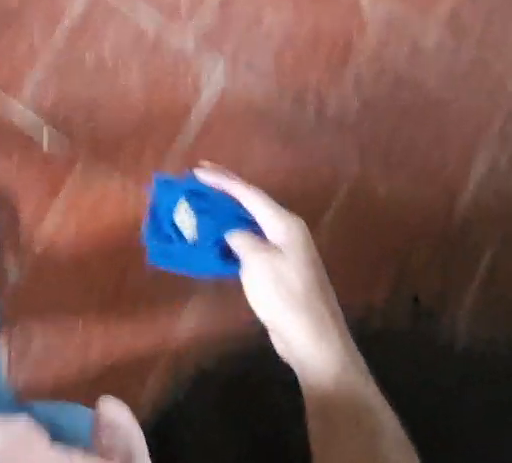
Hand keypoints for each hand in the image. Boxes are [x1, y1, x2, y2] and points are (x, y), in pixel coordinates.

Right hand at [194, 165, 364, 386]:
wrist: (314, 342)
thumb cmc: (286, 297)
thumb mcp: (258, 261)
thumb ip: (240, 237)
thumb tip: (231, 232)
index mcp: (284, 224)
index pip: (248, 193)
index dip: (222, 180)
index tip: (196, 170)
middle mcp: (287, 231)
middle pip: (251, 203)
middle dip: (225, 190)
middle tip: (198, 178)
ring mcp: (285, 251)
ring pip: (250, 222)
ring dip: (227, 212)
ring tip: (202, 203)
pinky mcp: (279, 270)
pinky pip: (251, 241)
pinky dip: (232, 235)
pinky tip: (217, 236)